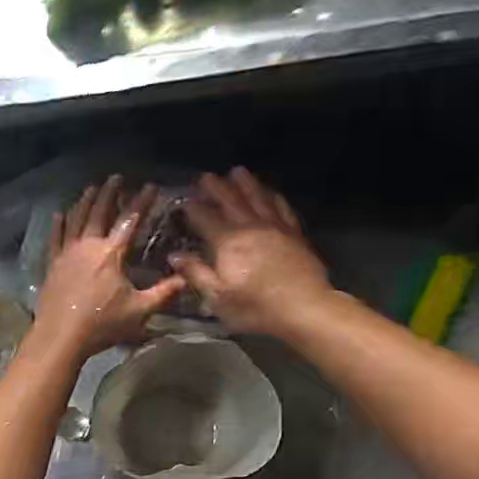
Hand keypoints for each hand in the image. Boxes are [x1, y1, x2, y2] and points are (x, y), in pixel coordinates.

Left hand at [35, 175, 185, 356]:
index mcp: (111, 254)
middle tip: (116, 177)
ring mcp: (67, 254)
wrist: (60, 336)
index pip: (130, 220)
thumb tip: (186, 277)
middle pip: (99, 211)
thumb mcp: (139, 311)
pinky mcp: (53, 265)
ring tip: (91, 188)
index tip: (151, 186)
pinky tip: (59, 214)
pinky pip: (56, 238)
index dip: (142, 201)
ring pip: (76, 220)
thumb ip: (163, 293)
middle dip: (109, 192)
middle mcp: (88, 246)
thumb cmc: (102, 324)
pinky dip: (59, 224)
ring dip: (85, 202)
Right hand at [172, 167, 336, 337]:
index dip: (193, 209)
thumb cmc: (255, 306)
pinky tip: (270, 192)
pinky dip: (274, 197)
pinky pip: (282, 208)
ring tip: (237, 171)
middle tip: (206, 177)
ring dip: (246, 184)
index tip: (184, 201)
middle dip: (217, 188)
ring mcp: (275, 228)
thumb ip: (196, 273)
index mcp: (227, 243)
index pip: (205, 219)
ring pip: (258, 198)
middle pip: (231, 201)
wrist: (303, 307)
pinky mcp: (294, 234)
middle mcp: (250, 228)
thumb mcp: (217, 297)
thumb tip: (175, 256)